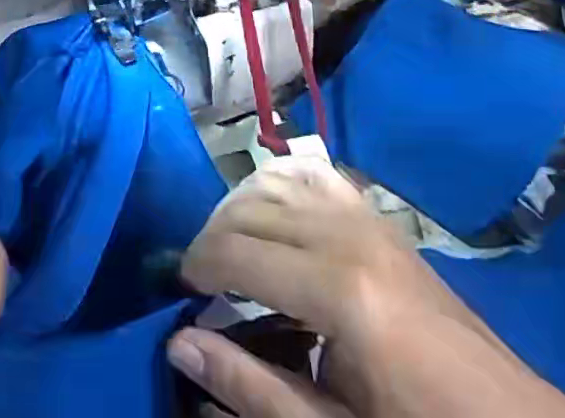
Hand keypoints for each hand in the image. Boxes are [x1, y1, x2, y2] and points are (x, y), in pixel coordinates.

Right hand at [169, 155, 564, 417]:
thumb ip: (253, 388)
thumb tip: (179, 342)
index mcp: (341, 292)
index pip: (237, 252)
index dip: (198, 266)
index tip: (182, 292)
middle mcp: (350, 237)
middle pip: (250, 210)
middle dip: (212, 237)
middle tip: (201, 279)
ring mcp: (371, 222)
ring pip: (276, 183)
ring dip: (239, 208)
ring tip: (229, 250)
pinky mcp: (385, 222)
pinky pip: (318, 177)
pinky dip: (282, 182)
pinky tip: (270, 208)